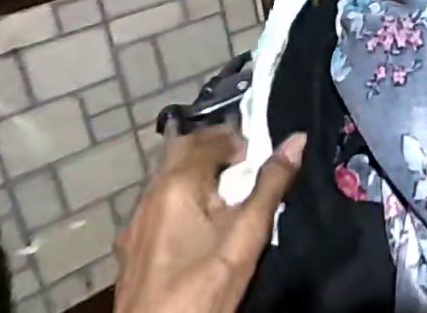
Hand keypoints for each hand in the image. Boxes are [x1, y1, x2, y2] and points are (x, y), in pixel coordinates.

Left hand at [113, 128, 305, 312]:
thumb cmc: (204, 288)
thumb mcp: (248, 234)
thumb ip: (272, 182)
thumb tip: (297, 138)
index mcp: (177, 183)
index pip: (210, 139)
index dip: (238, 138)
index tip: (259, 152)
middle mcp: (150, 195)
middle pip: (181, 149)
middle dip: (212, 145)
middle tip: (244, 159)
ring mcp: (134, 225)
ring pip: (166, 176)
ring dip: (195, 170)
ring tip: (226, 188)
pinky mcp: (130, 251)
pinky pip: (158, 203)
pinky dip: (181, 195)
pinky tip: (198, 222)